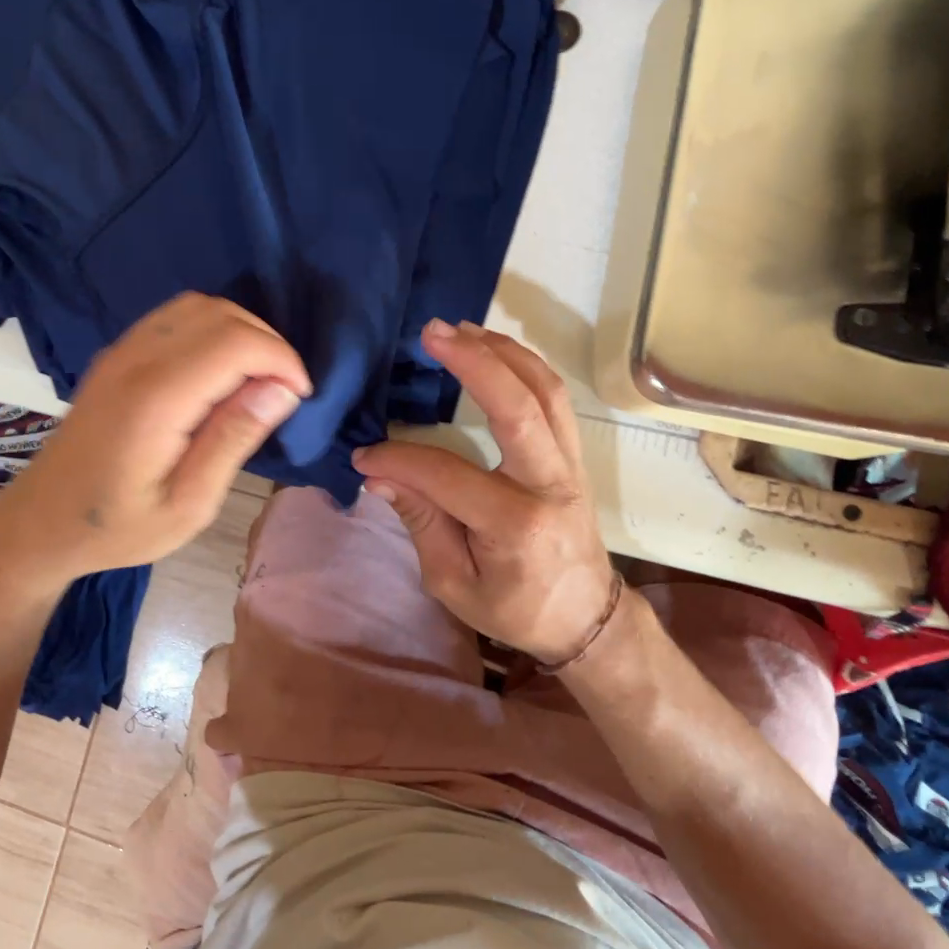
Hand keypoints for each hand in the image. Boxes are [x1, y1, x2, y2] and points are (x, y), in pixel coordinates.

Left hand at [0, 293, 310, 590]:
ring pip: (196, 307)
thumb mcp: (188, 505)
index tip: (299, 397)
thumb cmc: (117, 527)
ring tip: (258, 380)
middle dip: (266, 342)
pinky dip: (210, 331)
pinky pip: (173, 319)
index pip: (234, 342)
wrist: (43, 521)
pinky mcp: (115, 356)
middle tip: (283, 390)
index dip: (280, 359)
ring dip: (239, 331)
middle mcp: (135, 360)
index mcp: (155, 399)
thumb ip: (232, 441)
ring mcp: (120, 352)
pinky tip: (221, 372)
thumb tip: (280, 391)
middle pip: (219, 313)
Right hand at [353, 320, 617, 664]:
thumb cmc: (515, 609)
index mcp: (516, 524)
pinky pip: (554, 399)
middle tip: (431, 333)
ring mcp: (570, 465)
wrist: (584, 618)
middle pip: (518, 406)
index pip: (446, 474)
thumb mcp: (453, 582)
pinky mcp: (574, 456)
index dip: (398, 459)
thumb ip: (421, 523)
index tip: (363, 457)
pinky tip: (494, 351)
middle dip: (473, 363)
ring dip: (503, 352)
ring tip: (461, 329)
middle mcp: (550, 484)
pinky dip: (526, 366)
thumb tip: (379, 475)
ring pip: (546, 390)